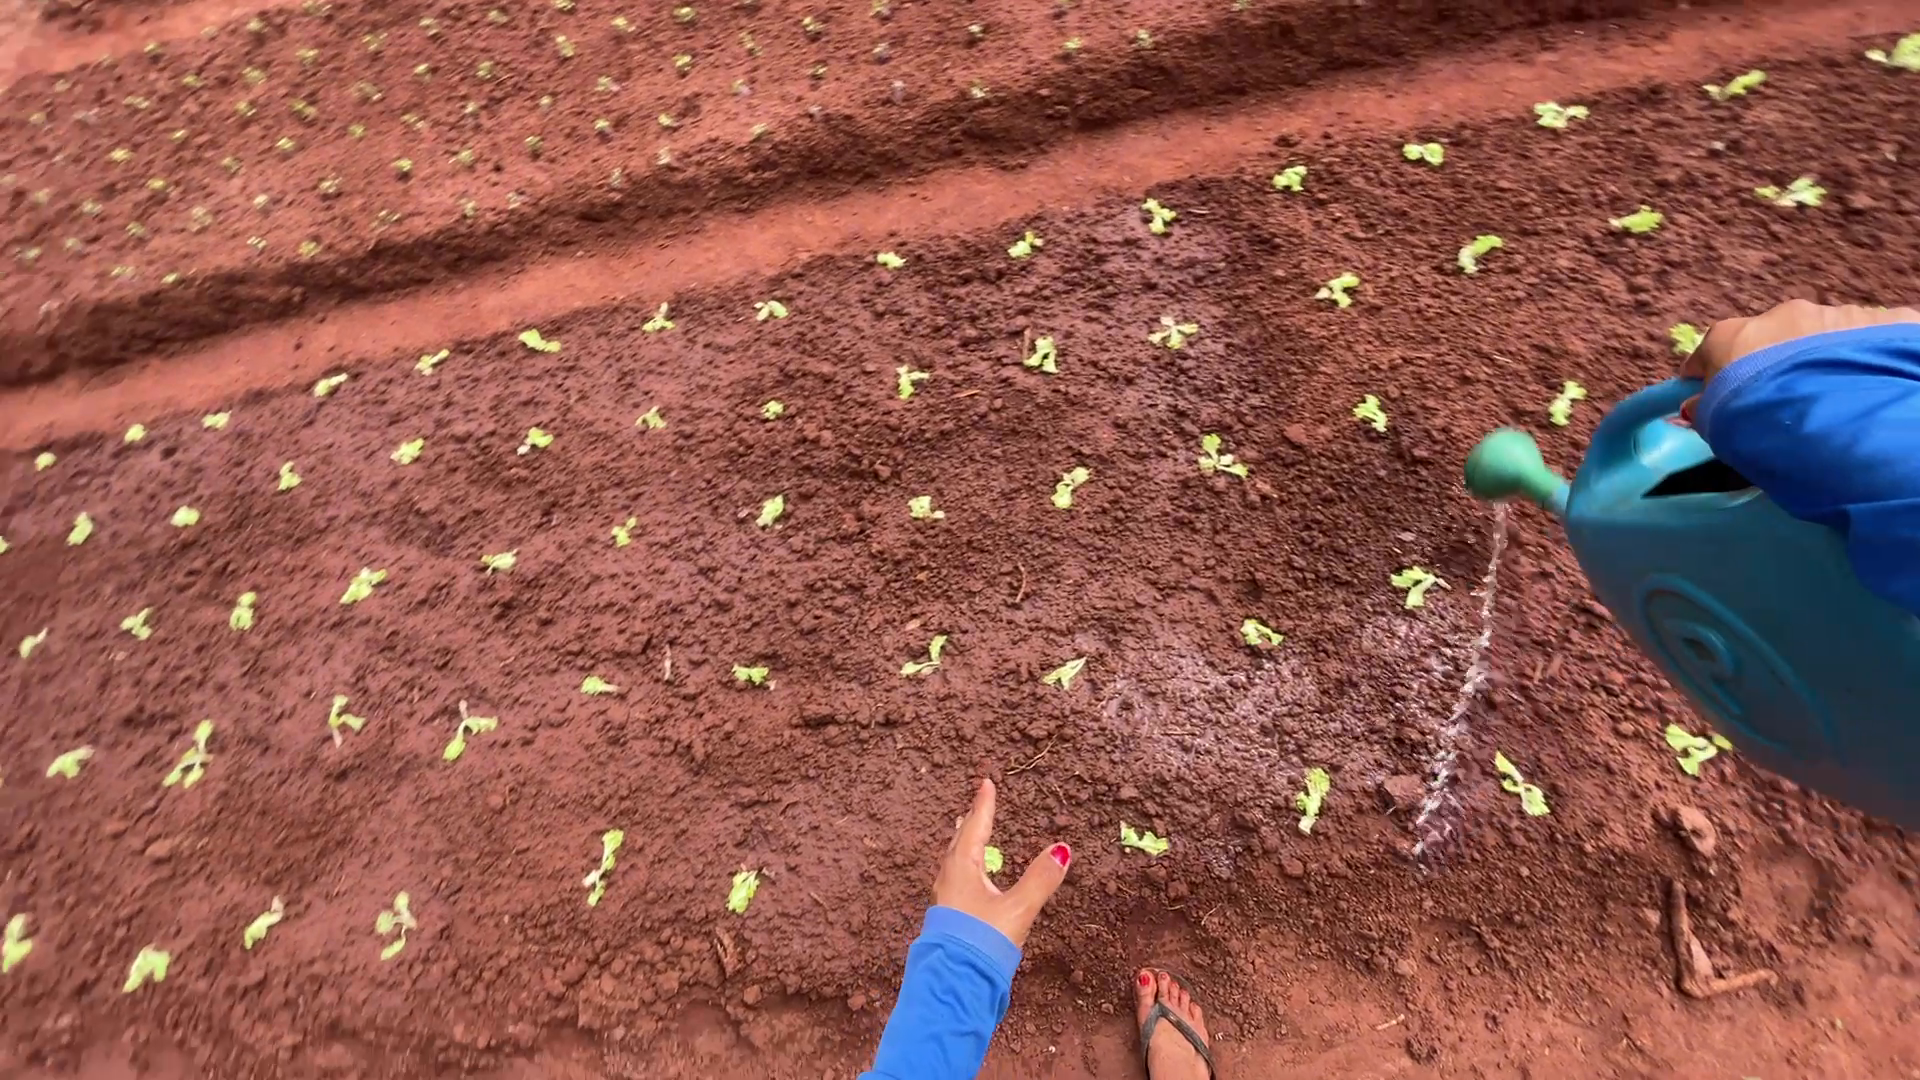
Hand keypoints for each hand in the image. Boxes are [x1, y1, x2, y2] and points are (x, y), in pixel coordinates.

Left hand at [933, 778, 1070, 947]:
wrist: (954, 984)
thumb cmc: (983, 942)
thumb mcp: (1017, 909)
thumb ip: (1040, 879)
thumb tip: (1062, 849)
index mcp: (963, 867)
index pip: (976, 826)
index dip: (983, 804)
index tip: (985, 783)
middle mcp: (950, 877)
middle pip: (961, 841)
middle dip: (971, 821)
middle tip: (976, 805)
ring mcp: (946, 898)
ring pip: (955, 860)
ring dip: (964, 843)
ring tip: (969, 834)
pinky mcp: (948, 916)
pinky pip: (955, 877)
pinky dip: (963, 864)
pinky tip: (969, 879)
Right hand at [1681, 299, 1919, 419]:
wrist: (1833, 410)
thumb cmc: (1752, 412)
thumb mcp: (1711, 418)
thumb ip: (1704, 404)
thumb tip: (1698, 403)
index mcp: (1728, 334)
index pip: (1708, 351)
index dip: (1709, 374)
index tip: (1714, 393)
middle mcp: (1780, 314)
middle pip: (1770, 335)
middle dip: (1770, 357)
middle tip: (1775, 392)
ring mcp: (1836, 313)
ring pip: (1820, 333)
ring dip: (1816, 354)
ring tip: (1823, 387)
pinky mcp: (1888, 319)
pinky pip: (1868, 335)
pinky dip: (1860, 354)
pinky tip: (1859, 379)